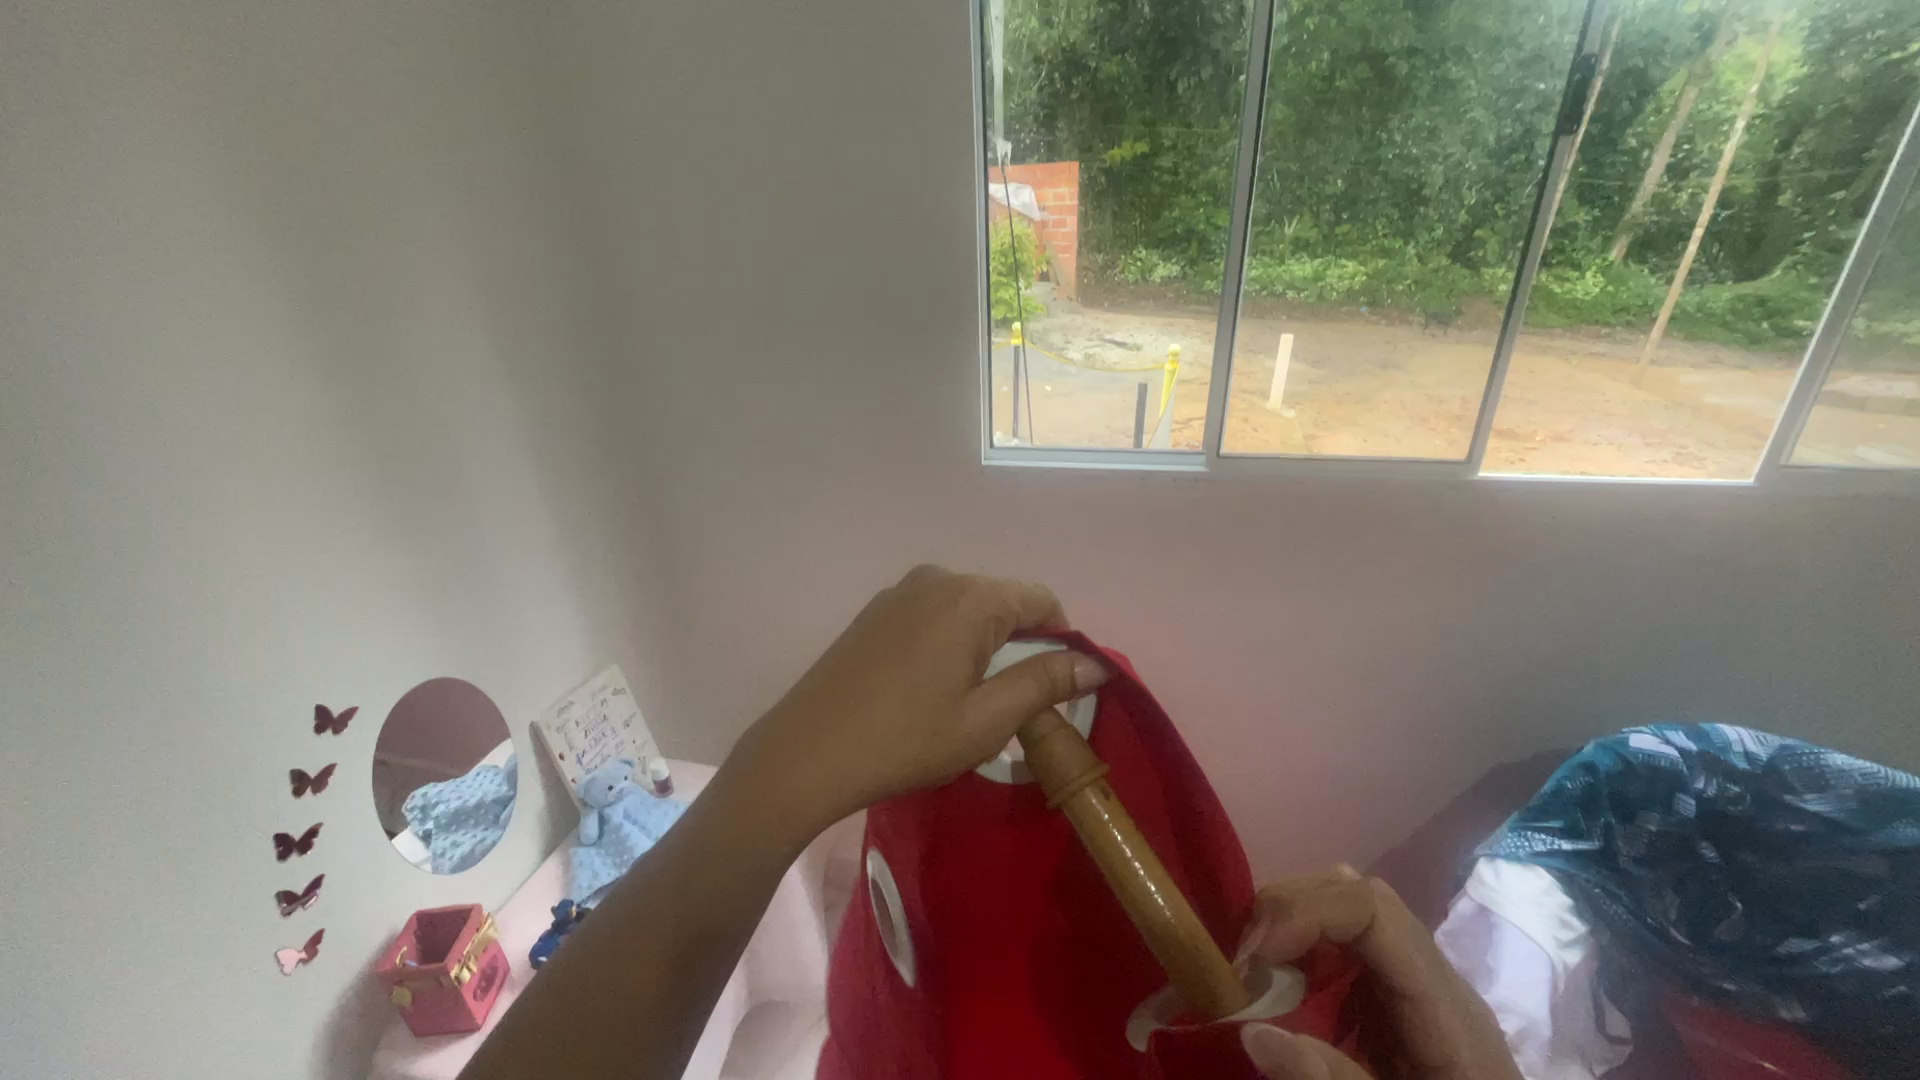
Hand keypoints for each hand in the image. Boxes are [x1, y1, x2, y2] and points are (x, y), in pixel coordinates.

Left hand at [733, 565, 1108, 831]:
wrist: (806, 753)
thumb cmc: (905, 741)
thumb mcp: (986, 720)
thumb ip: (1045, 683)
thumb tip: (1096, 664)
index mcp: (970, 598)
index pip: (1042, 600)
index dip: (1061, 642)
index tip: (1052, 691)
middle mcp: (937, 578)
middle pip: (1004, 602)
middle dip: (1020, 646)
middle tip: (1008, 706)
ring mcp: (900, 591)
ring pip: (968, 610)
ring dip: (984, 647)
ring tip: (966, 702)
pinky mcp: (876, 611)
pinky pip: (934, 616)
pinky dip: (949, 644)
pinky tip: (928, 689)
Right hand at [1237, 866, 1520, 1079]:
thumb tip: (1250, 1030)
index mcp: (1445, 1005)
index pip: (1373, 908)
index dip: (1304, 914)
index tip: (1253, 960)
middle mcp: (1430, 975)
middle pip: (1352, 891)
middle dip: (1285, 911)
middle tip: (1243, 966)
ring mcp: (1412, 982)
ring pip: (1340, 906)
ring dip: (1285, 926)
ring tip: (1253, 975)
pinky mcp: (1393, 999)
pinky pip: (1339, 944)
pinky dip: (1295, 951)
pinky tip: (1277, 990)